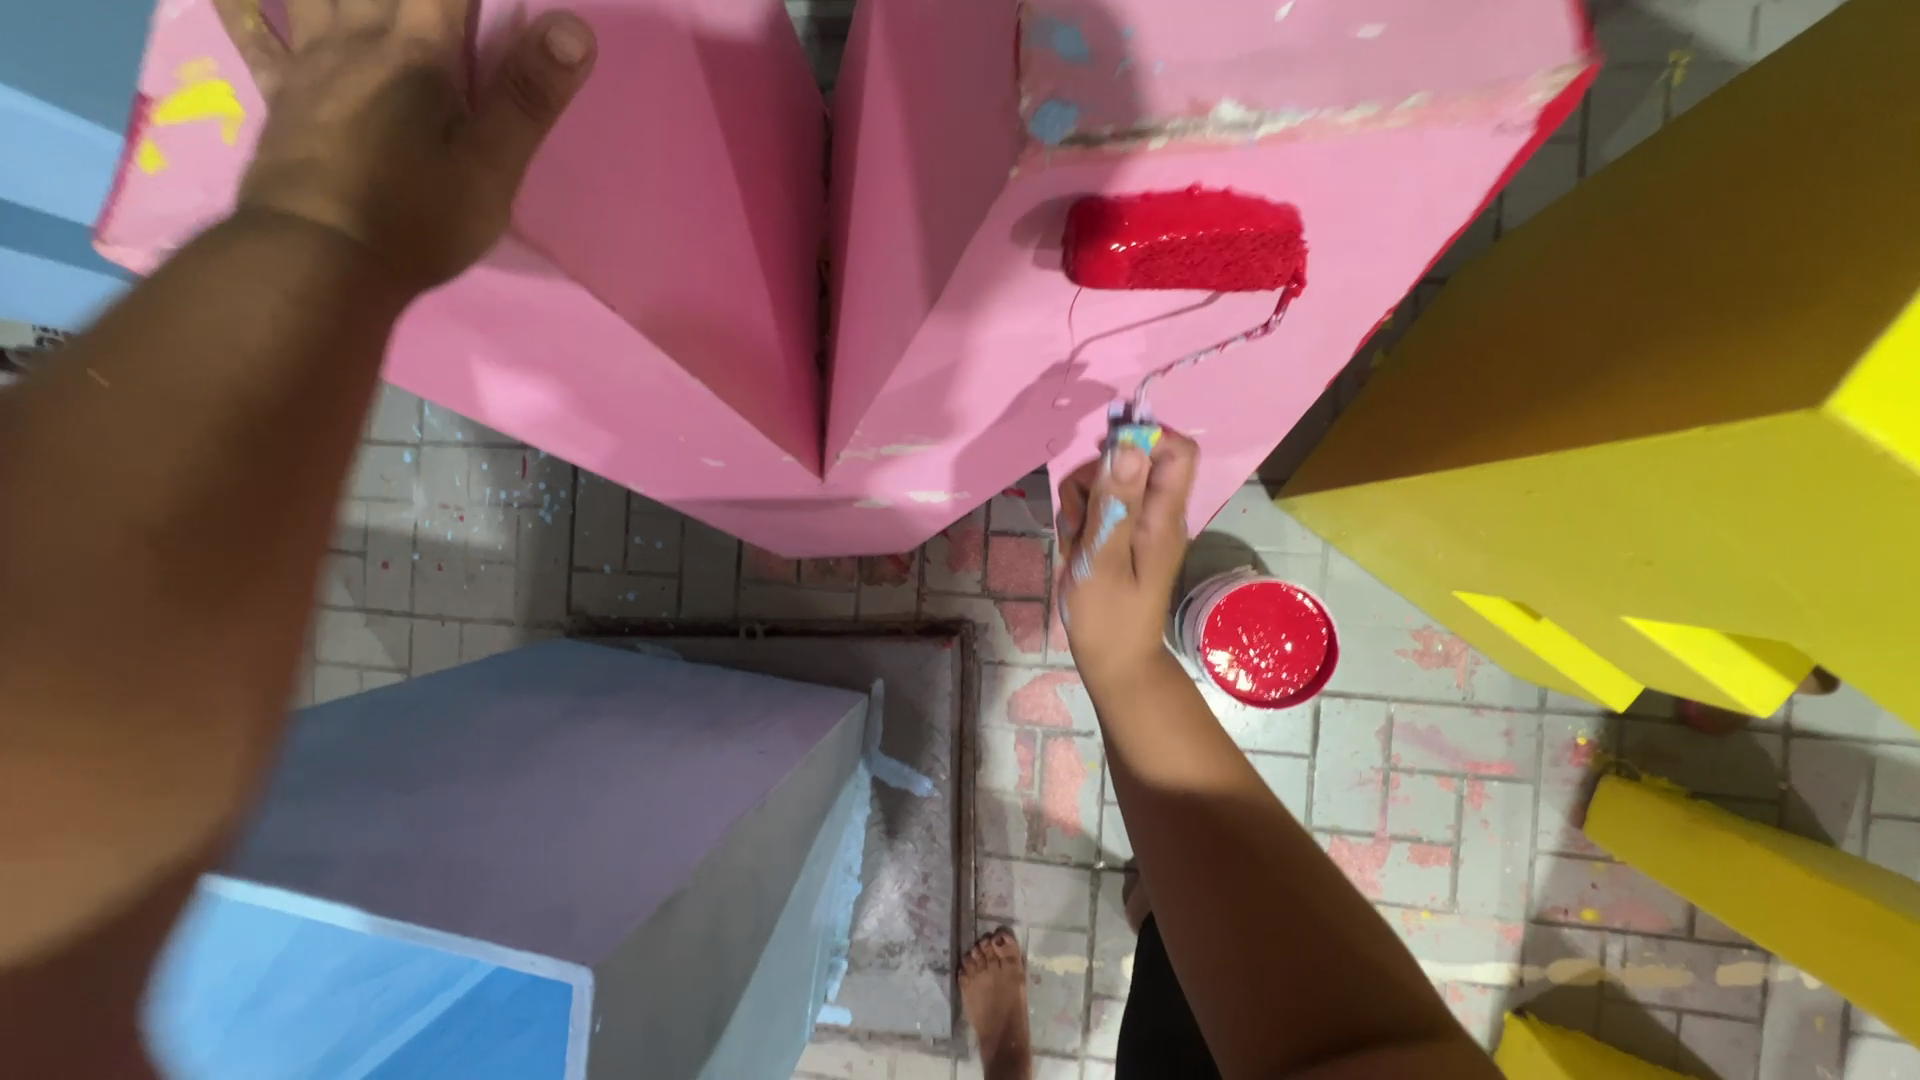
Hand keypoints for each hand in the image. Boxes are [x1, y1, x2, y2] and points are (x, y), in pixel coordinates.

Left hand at [220, 0, 597, 288]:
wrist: (319, 257)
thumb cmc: (419, 217)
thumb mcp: (492, 168)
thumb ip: (528, 97)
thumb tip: (576, 24)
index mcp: (417, 54)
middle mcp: (357, 40)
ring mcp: (311, 64)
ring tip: (373, 0)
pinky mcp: (284, 97)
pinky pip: (257, 33)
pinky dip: (247, 9)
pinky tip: (242, 2)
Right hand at [1056, 426, 1199, 687]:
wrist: (1113, 663)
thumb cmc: (1108, 618)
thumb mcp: (1103, 558)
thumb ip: (1116, 503)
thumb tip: (1130, 446)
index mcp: (1165, 516)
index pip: (1177, 450)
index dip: (1143, 438)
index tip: (1101, 454)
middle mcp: (1158, 514)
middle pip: (1132, 461)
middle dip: (1095, 476)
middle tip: (1079, 514)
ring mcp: (1140, 525)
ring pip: (1108, 482)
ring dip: (1081, 501)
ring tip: (1075, 540)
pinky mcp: (1122, 536)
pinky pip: (1100, 507)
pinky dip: (1080, 519)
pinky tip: (1075, 547)